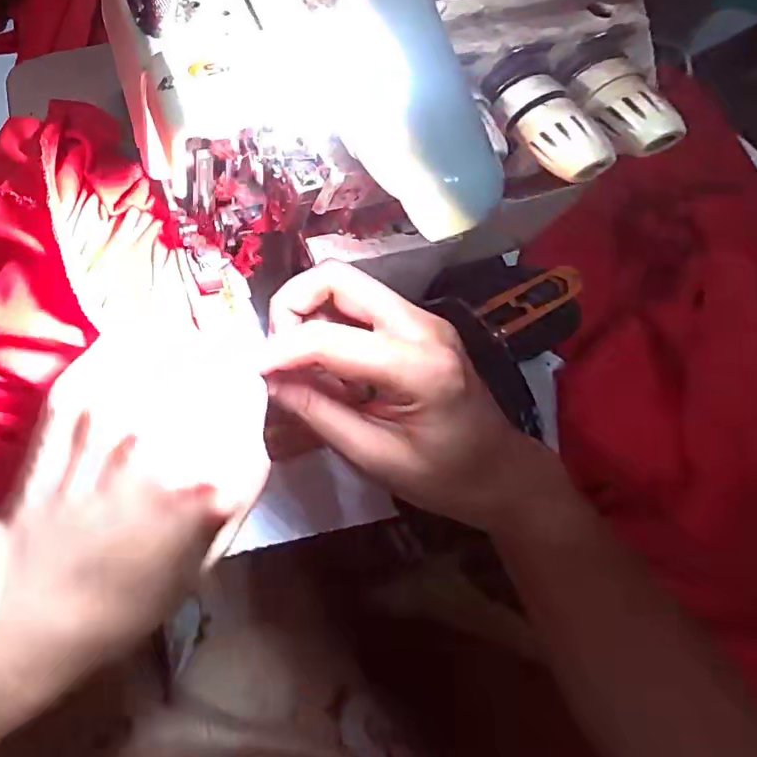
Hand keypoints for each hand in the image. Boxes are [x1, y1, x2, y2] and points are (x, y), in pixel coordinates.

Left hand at [0, 329, 268, 710]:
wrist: (32, 591)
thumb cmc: (130, 590)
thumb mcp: (214, 547)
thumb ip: (239, 472)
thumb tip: (242, 412)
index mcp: (215, 479)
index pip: (249, 388)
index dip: (239, 395)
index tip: (227, 402)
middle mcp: (171, 433)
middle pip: (214, 357)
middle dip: (211, 372)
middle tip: (192, 395)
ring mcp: (118, 405)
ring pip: (171, 340)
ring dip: (174, 354)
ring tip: (158, 385)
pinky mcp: (74, 389)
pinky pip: (124, 339)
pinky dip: (134, 349)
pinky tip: (127, 378)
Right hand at [258, 261, 569, 531]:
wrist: (503, 473)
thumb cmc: (445, 477)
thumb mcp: (374, 456)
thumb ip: (317, 412)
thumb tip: (267, 381)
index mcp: (418, 365)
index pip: (329, 337)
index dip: (280, 350)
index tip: (252, 370)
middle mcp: (419, 324)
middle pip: (334, 278)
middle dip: (290, 306)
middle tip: (278, 354)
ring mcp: (417, 317)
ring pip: (341, 284)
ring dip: (306, 313)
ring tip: (300, 363)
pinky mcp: (410, 321)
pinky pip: (353, 303)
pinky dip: (324, 323)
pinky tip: (326, 365)